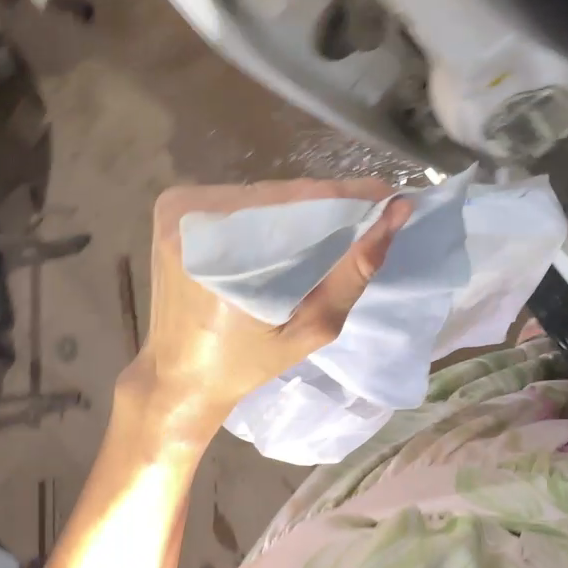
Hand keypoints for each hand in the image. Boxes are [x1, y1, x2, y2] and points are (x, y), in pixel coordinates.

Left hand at [128, 179, 410, 418]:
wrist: (178, 374)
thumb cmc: (246, 361)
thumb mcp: (313, 326)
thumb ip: (353, 272)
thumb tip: (395, 216)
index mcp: (220, 251)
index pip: (297, 201)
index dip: (348, 196)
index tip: (389, 198)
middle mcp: (192, 216)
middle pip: (280, 193)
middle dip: (327, 203)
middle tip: (369, 215)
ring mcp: (177, 207)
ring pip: (262, 194)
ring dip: (300, 206)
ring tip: (336, 224)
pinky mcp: (172, 208)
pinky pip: (239, 200)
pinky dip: (270, 212)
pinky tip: (291, 234)